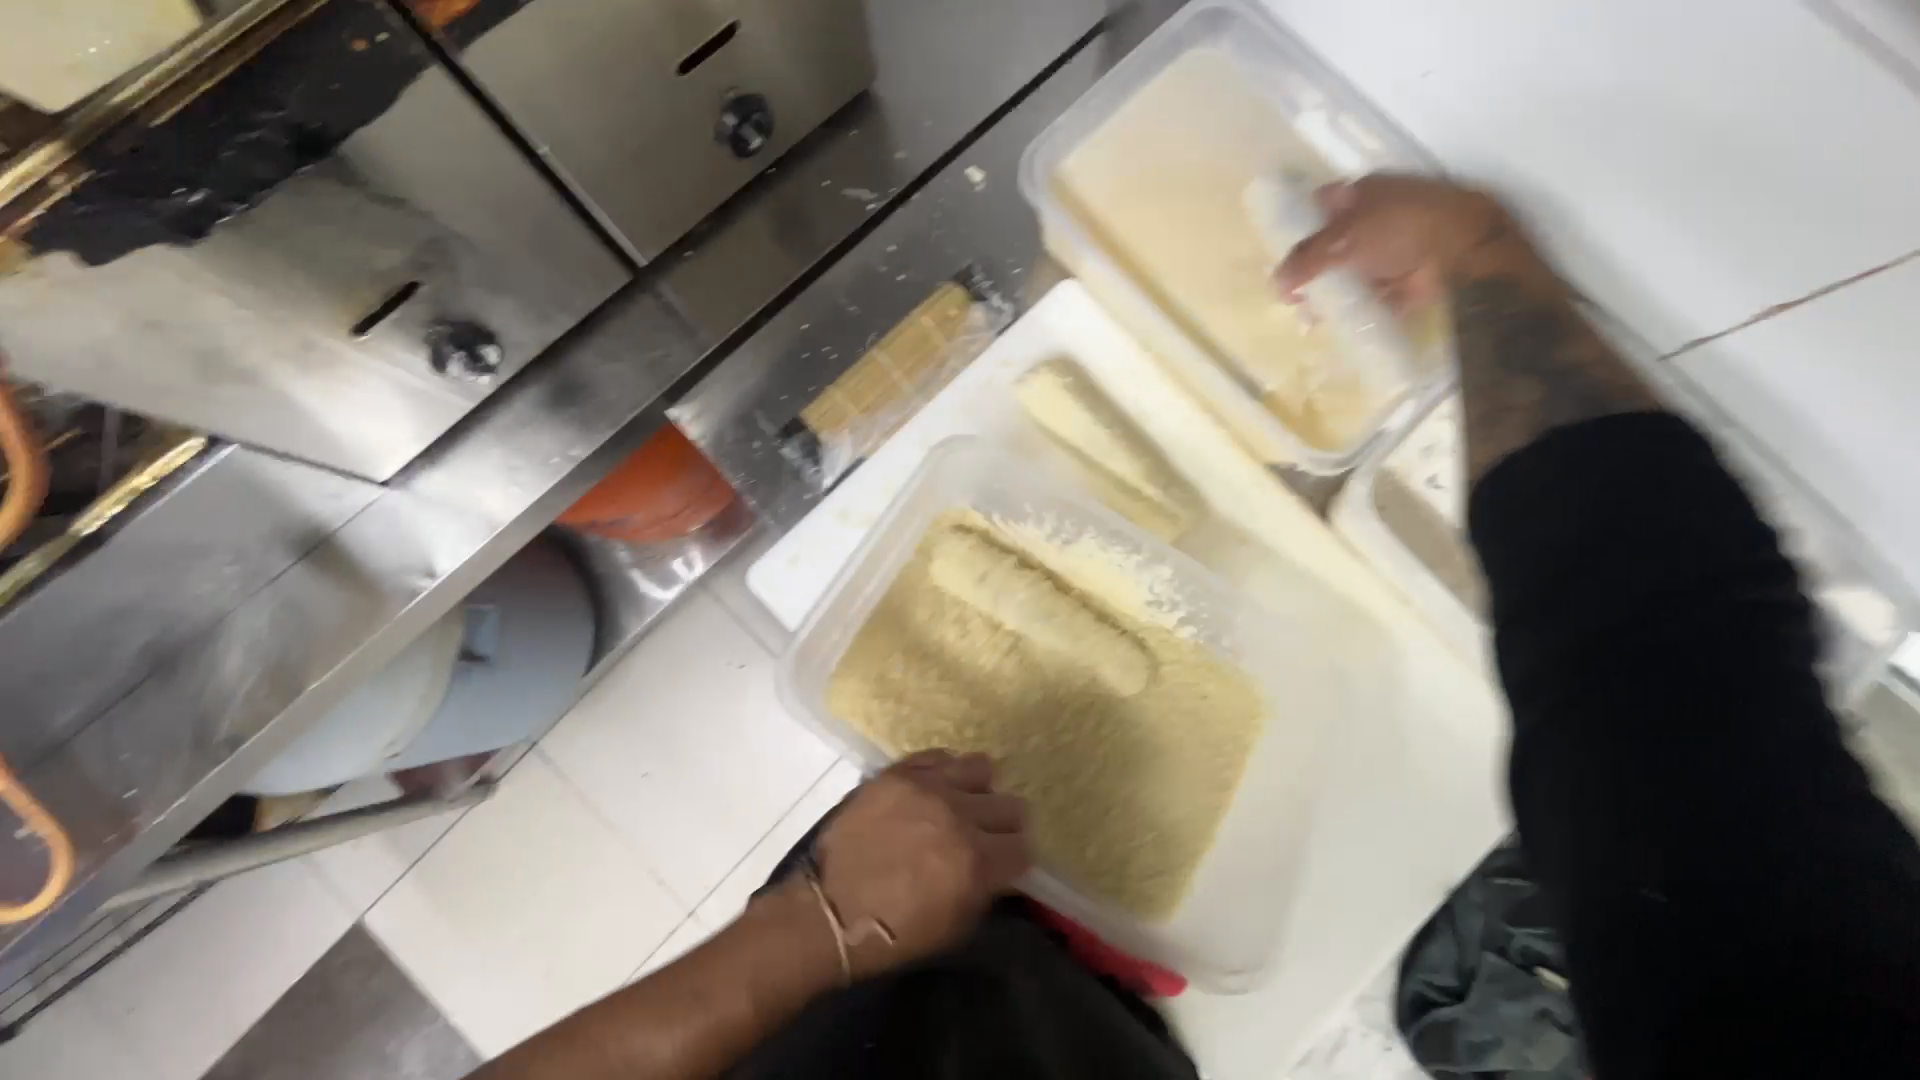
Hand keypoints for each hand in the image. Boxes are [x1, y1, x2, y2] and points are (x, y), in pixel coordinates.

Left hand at [811, 750, 1029, 978]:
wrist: (830, 910)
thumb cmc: (895, 932)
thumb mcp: (955, 927)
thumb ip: (986, 890)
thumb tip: (999, 869)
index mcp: (976, 861)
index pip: (1024, 847)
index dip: (1016, 859)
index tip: (1005, 864)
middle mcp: (959, 816)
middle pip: (1010, 806)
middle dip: (1003, 825)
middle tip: (987, 836)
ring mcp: (927, 788)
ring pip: (980, 767)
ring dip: (978, 789)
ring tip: (963, 803)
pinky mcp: (898, 774)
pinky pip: (938, 756)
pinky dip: (944, 772)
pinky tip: (936, 788)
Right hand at [1274, 173, 1530, 312]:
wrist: (1462, 251)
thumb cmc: (1399, 228)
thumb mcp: (1342, 238)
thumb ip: (1305, 258)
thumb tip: (1275, 283)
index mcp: (1362, 194)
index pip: (1319, 207)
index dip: (1298, 228)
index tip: (1280, 255)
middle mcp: (1376, 218)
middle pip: (1333, 245)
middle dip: (1311, 271)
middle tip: (1291, 295)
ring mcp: (1393, 249)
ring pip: (1351, 273)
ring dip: (1331, 294)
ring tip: (1309, 317)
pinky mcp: (1406, 278)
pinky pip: (1373, 294)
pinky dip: (1356, 307)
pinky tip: (1335, 322)